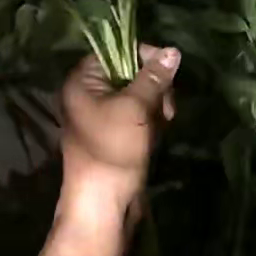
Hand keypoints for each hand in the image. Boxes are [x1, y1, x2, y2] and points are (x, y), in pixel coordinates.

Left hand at [55, 45, 178, 232]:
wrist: (102, 206)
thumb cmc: (113, 150)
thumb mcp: (135, 108)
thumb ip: (153, 78)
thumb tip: (172, 50)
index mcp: (83, 80)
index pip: (116, 51)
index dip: (143, 57)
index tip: (167, 73)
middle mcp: (89, 92)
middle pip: (130, 72)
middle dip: (153, 87)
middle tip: (166, 109)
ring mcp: (101, 114)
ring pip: (138, 95)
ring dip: (155, 106)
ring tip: (161, 125)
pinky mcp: (115, 134)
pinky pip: (137, 115)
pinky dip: (150, 121)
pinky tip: (157, 135)